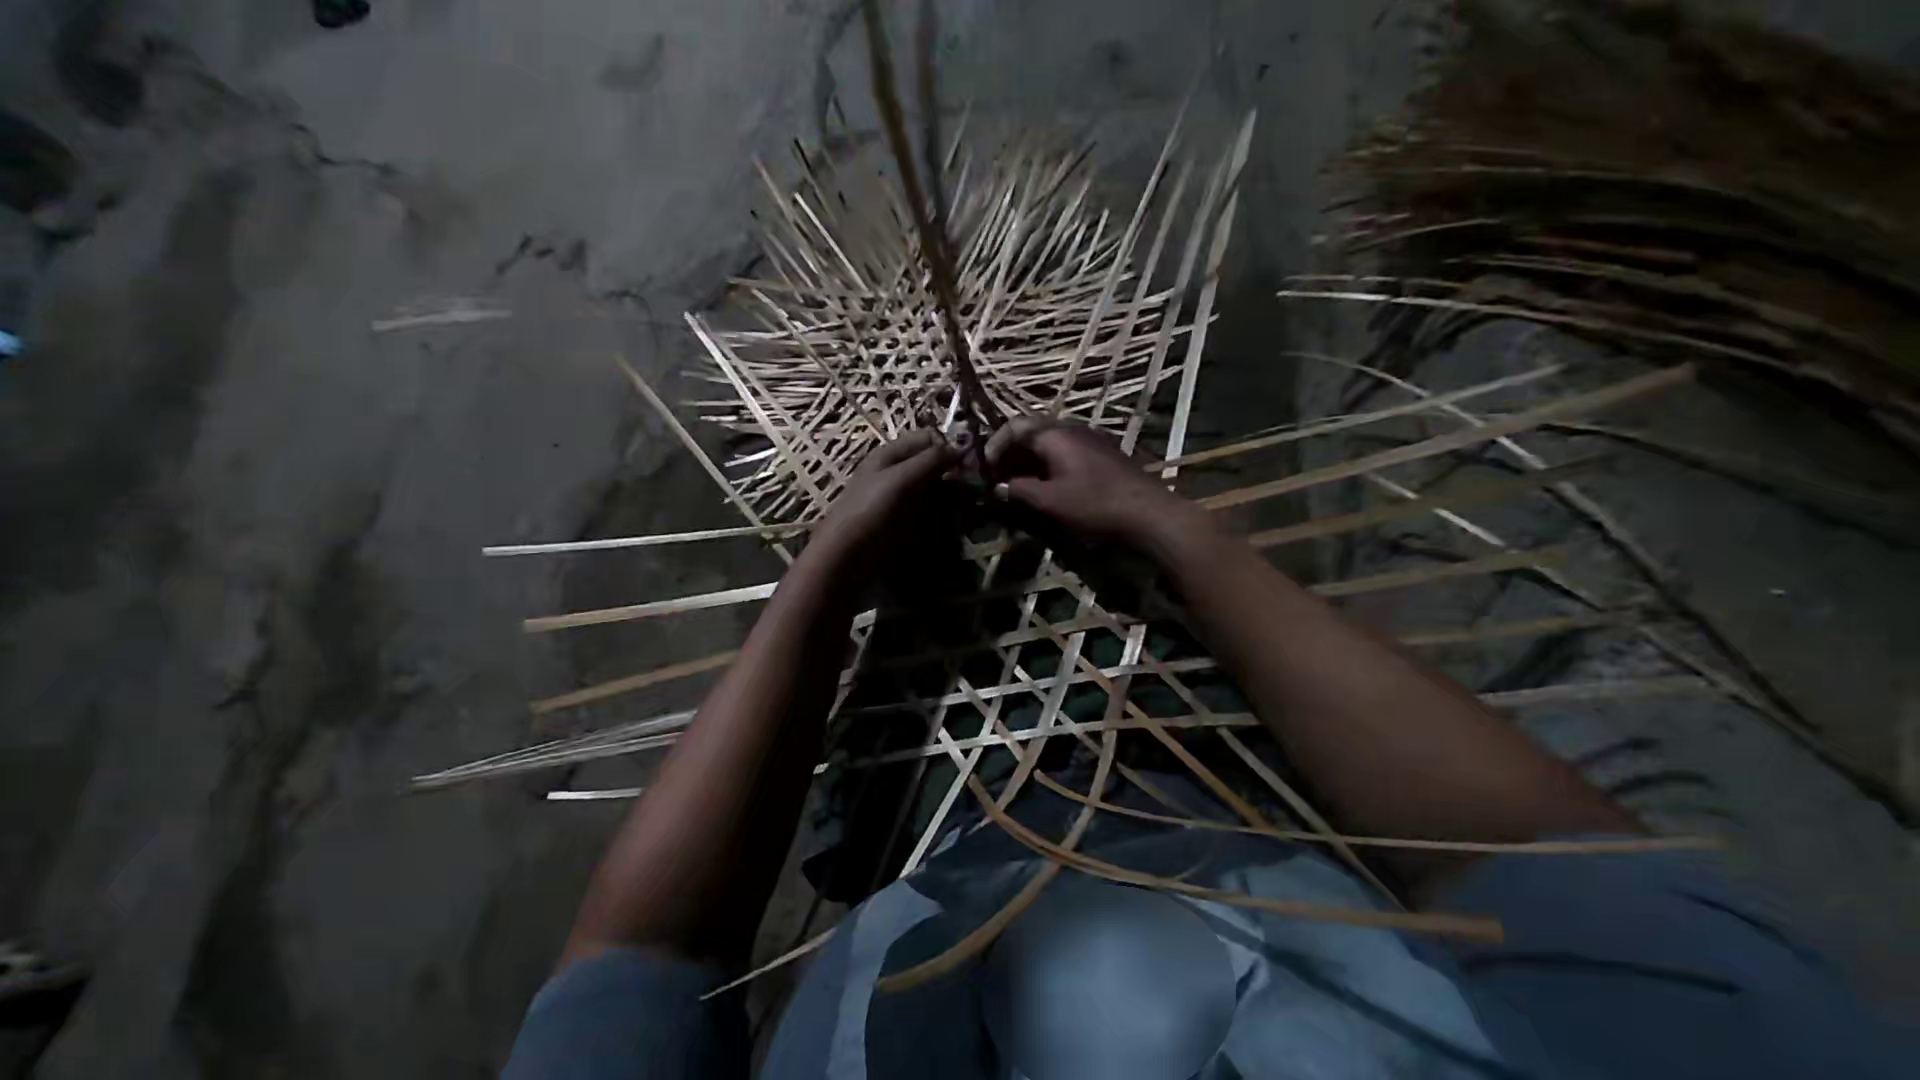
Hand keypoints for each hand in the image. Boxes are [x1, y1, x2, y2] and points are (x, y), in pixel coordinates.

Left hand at [807, 430, 957, 570]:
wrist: (845, 556)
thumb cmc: (870, 512)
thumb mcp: (900, 479)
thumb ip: (930, 460)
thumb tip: (961, 448)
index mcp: (891, 453)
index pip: (929, 437)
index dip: (948, 447)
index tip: (966, 466)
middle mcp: (895, 470)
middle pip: (932, 461)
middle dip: (951, 472)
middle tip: (969, 489)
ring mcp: (898, 495)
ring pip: (932, 485)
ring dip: (948, 494)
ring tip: (960, 507)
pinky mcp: (901, 519)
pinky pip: (927, 507)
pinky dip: (939, 511)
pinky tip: (947, 521)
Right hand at [984, 418, 1203, 547]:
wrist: (1149, 512)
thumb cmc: (1096, 504)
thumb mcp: (1051, 501)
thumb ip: (1020, 490)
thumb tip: (997, 487)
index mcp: (1055, 435)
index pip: (1014, 426)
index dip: (994, 446)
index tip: (984, 469)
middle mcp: (1071, 429)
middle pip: (1031, 432)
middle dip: (1010, 454)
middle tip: (996, 478)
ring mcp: (1090, 440)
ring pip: (1049, 443)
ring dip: (1028, 461)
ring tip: (1017, 485)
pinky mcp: (1102, 454)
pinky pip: (1065, 452)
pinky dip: (1048, 465)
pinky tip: (1046, 486)